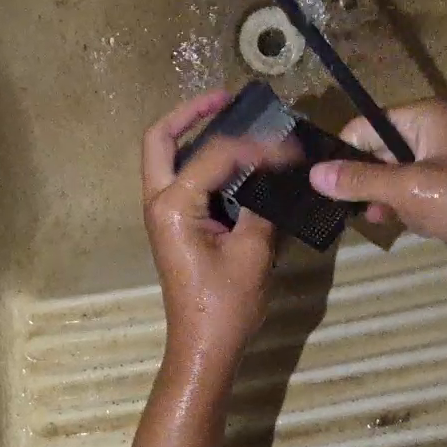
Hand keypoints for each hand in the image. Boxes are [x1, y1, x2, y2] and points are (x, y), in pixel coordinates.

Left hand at [142, 91, 299, 367]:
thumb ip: (262, 204)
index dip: (254, 144)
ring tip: (231, 118)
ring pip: (166, 157)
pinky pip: (182, 179)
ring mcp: (163, 215)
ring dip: (192, 134)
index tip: (287, 144)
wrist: (205, 347)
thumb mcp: (253, 251)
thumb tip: (277, 170)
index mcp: (172, 205)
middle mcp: (158, 202)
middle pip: (160, 140)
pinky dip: (202, 161)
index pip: (214, 155)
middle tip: (227, 99)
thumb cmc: (226, 304)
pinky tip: (236, 160)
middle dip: (190, 113)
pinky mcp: (175, 226)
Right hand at [308, 100, 446, 275]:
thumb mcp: (409, 190)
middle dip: (360, 179)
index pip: (362, 126)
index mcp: (423, 117)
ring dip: (382, 198)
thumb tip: (315, 174)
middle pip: (378, 150)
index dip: (339, 154)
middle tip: (336, 209)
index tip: (319, 186)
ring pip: (395, 175)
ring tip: (368, 220)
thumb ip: (360, 181)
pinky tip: (397, 225)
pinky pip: (416, 192)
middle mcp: (434, 132)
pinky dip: (404, 208)